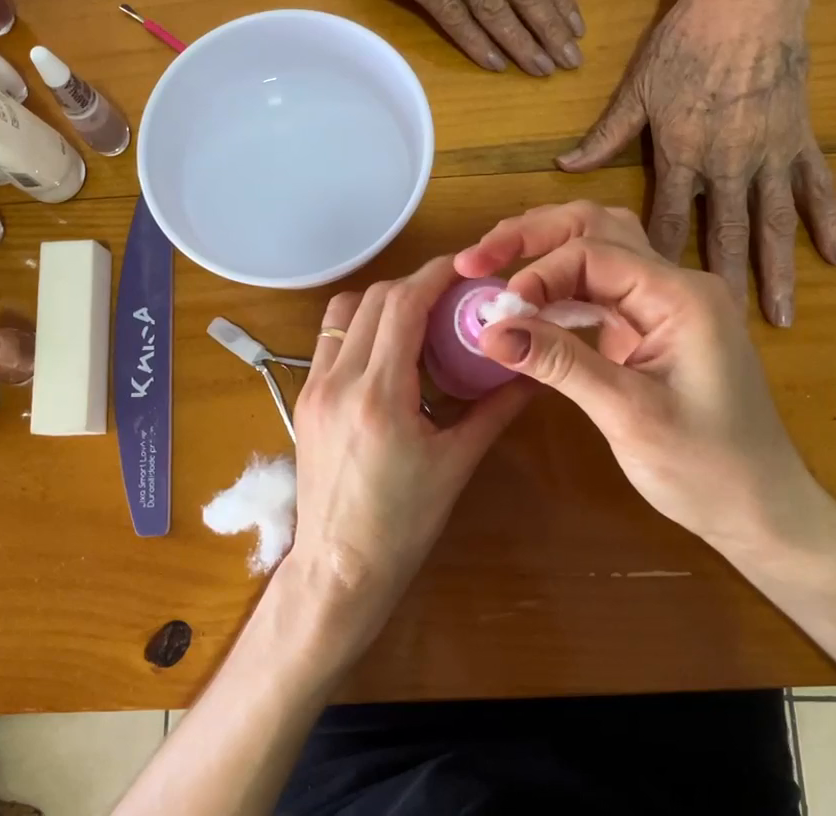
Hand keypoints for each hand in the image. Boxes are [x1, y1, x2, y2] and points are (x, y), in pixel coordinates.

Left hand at [285, 256, 531, 635]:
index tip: (465, 269)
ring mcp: (314, 388)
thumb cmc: (403, 524)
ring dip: (382, 302)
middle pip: (373, 300)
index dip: (435, 276)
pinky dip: (361, 328)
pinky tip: (390, 352)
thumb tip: (531, 372)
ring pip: (343, 313)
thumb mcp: (456, 464)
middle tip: (453, 297)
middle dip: (415, 286)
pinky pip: (330, 341)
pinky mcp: (304, 399)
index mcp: (379, 396)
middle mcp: (338, 381)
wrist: (340, 567)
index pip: (402, 305)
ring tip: (419, 320)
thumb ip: (494, 409)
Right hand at [460, 202, 826, 552]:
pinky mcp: (653, 328)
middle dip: (532, 236)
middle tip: (476, 257)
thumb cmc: (706, 468)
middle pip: (596, 229)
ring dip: (544, 253)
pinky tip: (528, 305)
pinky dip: (560, 290)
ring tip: (491, 263)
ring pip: (598, 251)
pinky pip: (601, 289)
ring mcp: (666, 305)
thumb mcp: (627, 414)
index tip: (497, 308)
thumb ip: (559, 362)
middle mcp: (676, 285)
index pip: (594, 253)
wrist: (761, 509)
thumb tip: (489, 330)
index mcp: (681, 296)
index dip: (538, 272)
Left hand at [556, 0, 835, 326]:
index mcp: (682, 155)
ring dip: (778, 271)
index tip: (655, 300)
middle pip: (724, 234)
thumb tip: (566, 164)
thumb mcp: (637, 88)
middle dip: (723, 284)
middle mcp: (727, 165)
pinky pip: (818, 187)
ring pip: (774, 223)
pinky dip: (830, 221)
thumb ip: (605, 135)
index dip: (659, 260)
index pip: (667, 219)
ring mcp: (770, 155)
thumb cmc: (686, 41)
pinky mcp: (801, 139)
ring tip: (783, 316)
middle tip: (727, 333)